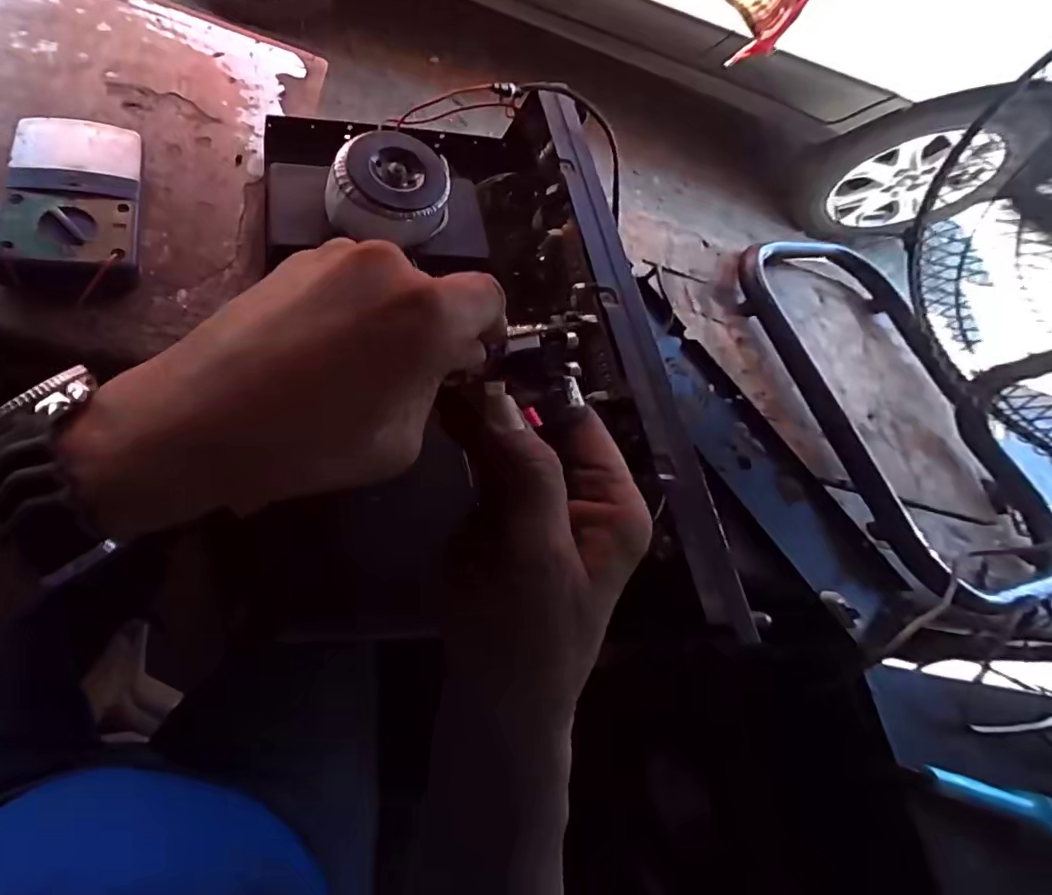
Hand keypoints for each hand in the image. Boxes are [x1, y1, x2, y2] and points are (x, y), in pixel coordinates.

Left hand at [59, 239, 505, 537]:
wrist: (196, 418)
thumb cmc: (306, 443)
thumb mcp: (398, 441)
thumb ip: (434, 389)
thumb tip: (444, 360)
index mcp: (426, 309)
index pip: (489, 297)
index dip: (484, 331)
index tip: (464, 361)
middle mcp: (388, 263)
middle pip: (434, 291)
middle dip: (430, 328)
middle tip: (398, 374)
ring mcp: (337, 253)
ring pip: (388, 283)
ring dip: (386, 316)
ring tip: (344, 364)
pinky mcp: (295, 257)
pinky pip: (346, 279)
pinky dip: (348, 306)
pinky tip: (311, 347)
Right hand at [439, 386, 653, 722]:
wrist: (493, 699)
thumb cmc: (529, 635)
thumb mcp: (536, 553)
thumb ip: (526, 473)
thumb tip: (498, 398)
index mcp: (611, 501)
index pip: (578, 421)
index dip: (537, 386)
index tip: (489, 352)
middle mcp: (578, 494)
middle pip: (539, 427)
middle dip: (501, 398)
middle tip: (454, 360)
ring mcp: (535, 503)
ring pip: (508, 442)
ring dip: (479, 415)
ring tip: (441, 377)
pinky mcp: (498, 515)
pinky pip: (485, 465)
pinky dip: (465, 440)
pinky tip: (440, 414)